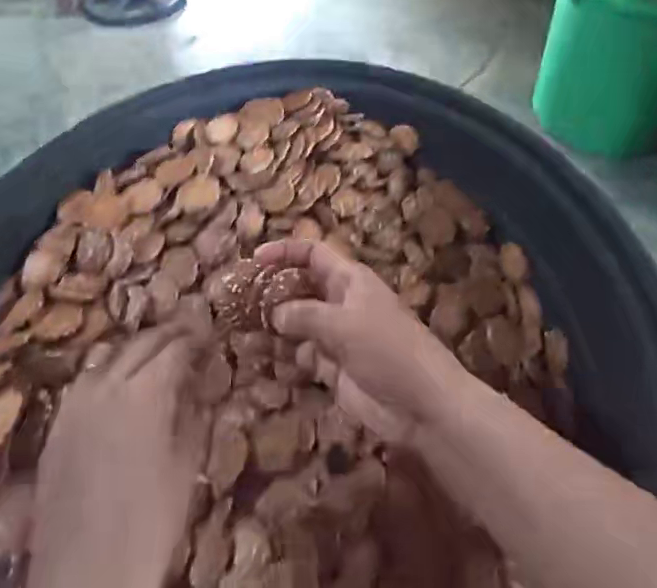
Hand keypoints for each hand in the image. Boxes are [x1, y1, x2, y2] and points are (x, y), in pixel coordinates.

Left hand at [28, 324, 203, 587]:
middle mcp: (105, 386)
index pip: (176, 346)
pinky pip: (86, 382)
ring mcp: (74, 406)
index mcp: (143, 391)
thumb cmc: (149, 523)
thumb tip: (200, 384)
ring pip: (110, 356)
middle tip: (194, 337)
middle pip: (142, 343)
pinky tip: (122, 386)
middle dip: (171, 335)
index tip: (214, 336)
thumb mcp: (187, 464)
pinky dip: (110, 372)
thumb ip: (194, 414)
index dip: (198, 337)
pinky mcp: (56, 429)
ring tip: (160, 355)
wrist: (84, 580)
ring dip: (138, 349)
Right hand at [254, 239, 471, 443]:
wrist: (421, 404)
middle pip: (301, 288)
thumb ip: (306, 315)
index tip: (255, 257)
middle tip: (236, 299)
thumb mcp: (345, 325)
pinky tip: (255, 360)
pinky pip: (301, 357)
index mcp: (351, 280)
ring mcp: (337, 337)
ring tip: (236, 331)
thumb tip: (275, 312)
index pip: (314, 254)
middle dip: (272, 291)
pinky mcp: (334, 370)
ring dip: (270, 327)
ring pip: (296, 325)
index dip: (286, 252)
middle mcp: (342, 303)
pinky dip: (280, 358)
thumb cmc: (388, 350)